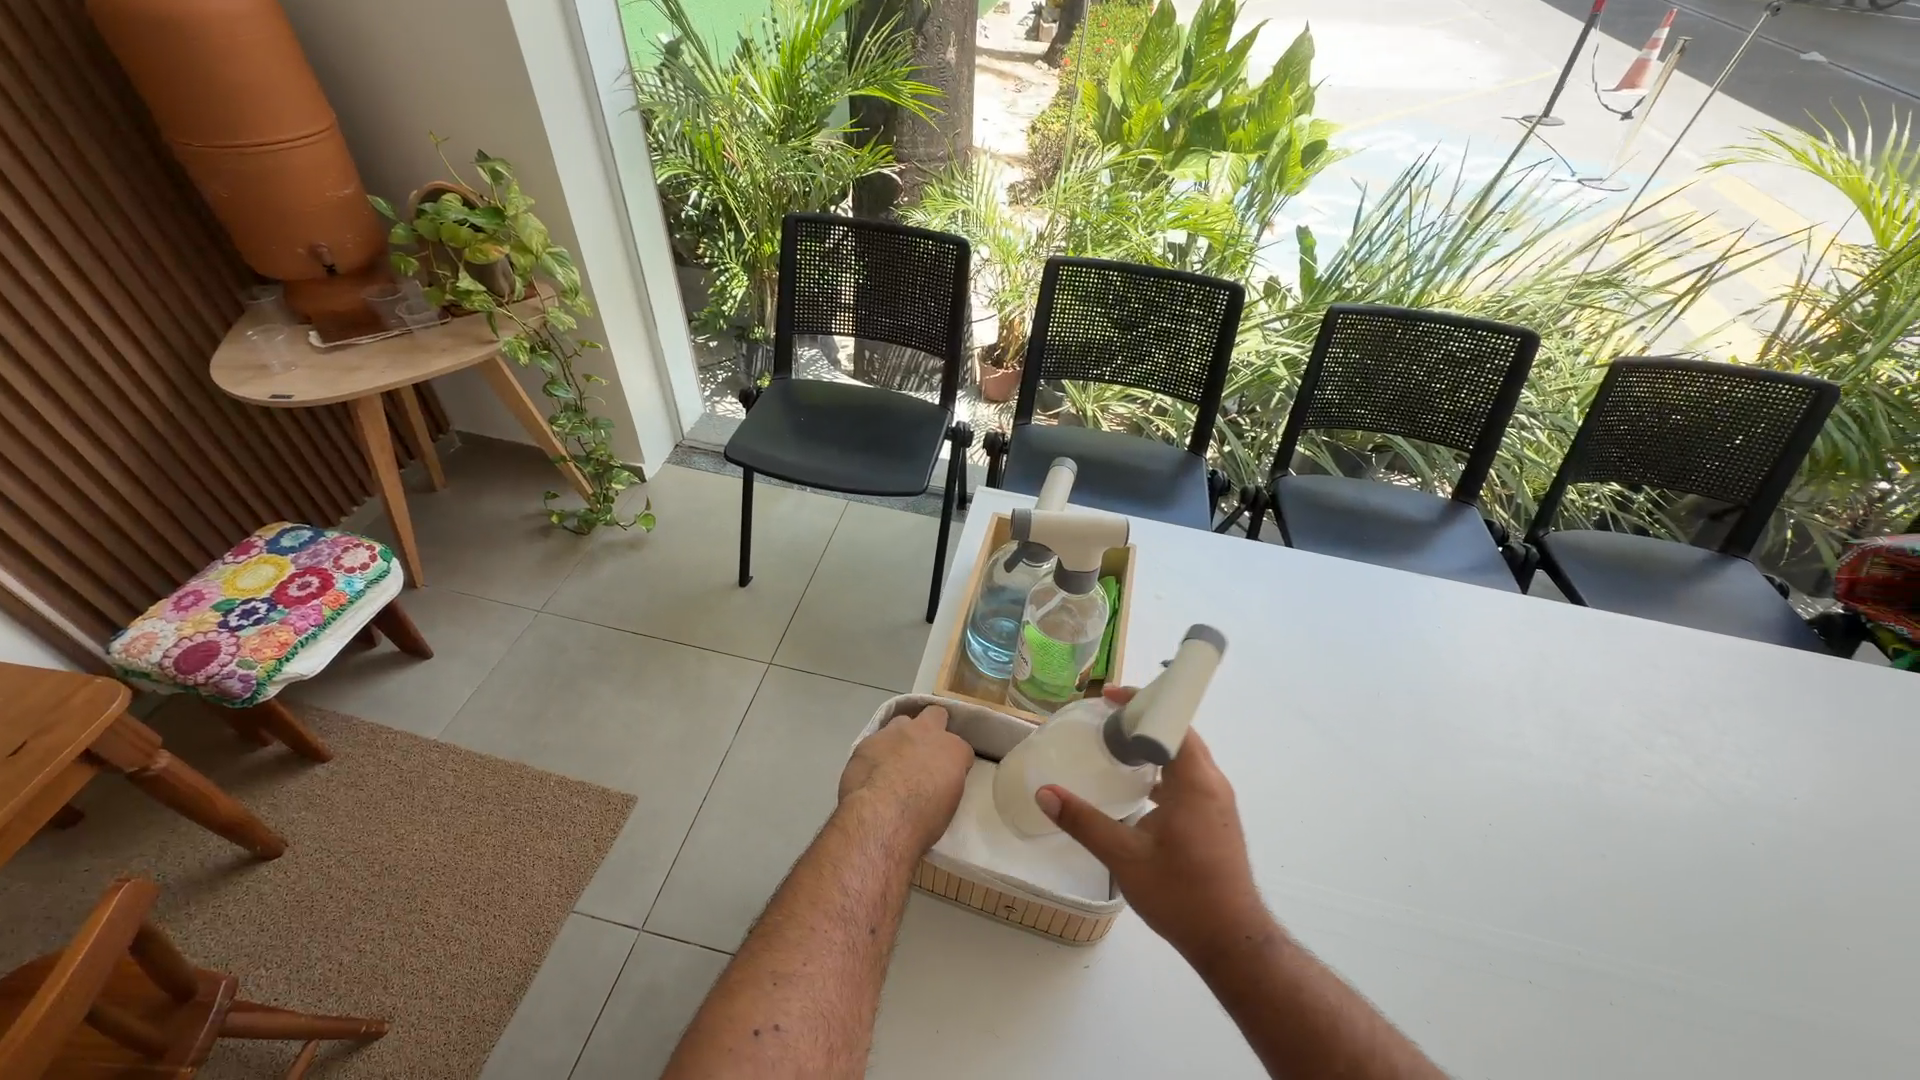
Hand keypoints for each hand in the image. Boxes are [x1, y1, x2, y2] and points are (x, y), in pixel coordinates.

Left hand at [840, 705, 973, 856]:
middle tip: (925, 751)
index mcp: (953, 750)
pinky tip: (871, 769)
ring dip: (902, 736)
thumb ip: (945, 783)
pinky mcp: (868, 740)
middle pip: (936, 715)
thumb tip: (936, 783)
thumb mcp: (948, 806)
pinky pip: (876, 740)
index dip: (954, 762)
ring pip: (902, 722)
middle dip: (933, 727)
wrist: (880, 817)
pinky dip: (877, 752)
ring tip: (894, 759)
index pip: (961, 749)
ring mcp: (895, 732)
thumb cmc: (922, 820)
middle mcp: (926, 732)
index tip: (947, 776)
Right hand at [1037, 688, 1268, 960]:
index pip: (1172, 722)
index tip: (1108, 699)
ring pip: (1186, 758)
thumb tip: (1044, 794)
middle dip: (1143, 721)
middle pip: (1180, 734)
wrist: (1232, 941)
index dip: (1142, 704)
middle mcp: (1213, 783)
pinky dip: (1163, 770)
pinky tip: (1137, 787)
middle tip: (1104, 720)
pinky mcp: (1217, 820)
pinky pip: (1190, 778)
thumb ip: (1083, 821)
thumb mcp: (1124, 857)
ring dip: (1154, 746)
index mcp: (1195, 782)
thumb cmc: (1180, 894)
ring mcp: (1218, 803)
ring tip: (1115, 747)